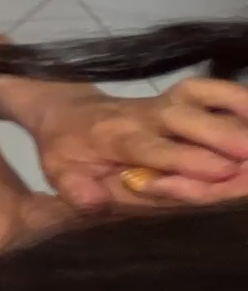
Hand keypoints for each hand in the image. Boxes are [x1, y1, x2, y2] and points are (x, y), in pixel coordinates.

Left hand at [34, 79, 247, 207]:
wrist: (65, 114)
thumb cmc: (71, 152)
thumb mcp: (61, 172)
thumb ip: (75, 187)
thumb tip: (93, 202)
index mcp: (111, 138)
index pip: (148, 148)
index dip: (183, 160)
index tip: (219, 171)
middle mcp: (141, 117)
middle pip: (186, 121)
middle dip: (224, 139)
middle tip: (246, 161)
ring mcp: (165, 103)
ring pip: (203, 100)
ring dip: (238, 120)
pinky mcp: (184, 96)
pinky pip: (212, 88)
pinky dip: (238, 99)